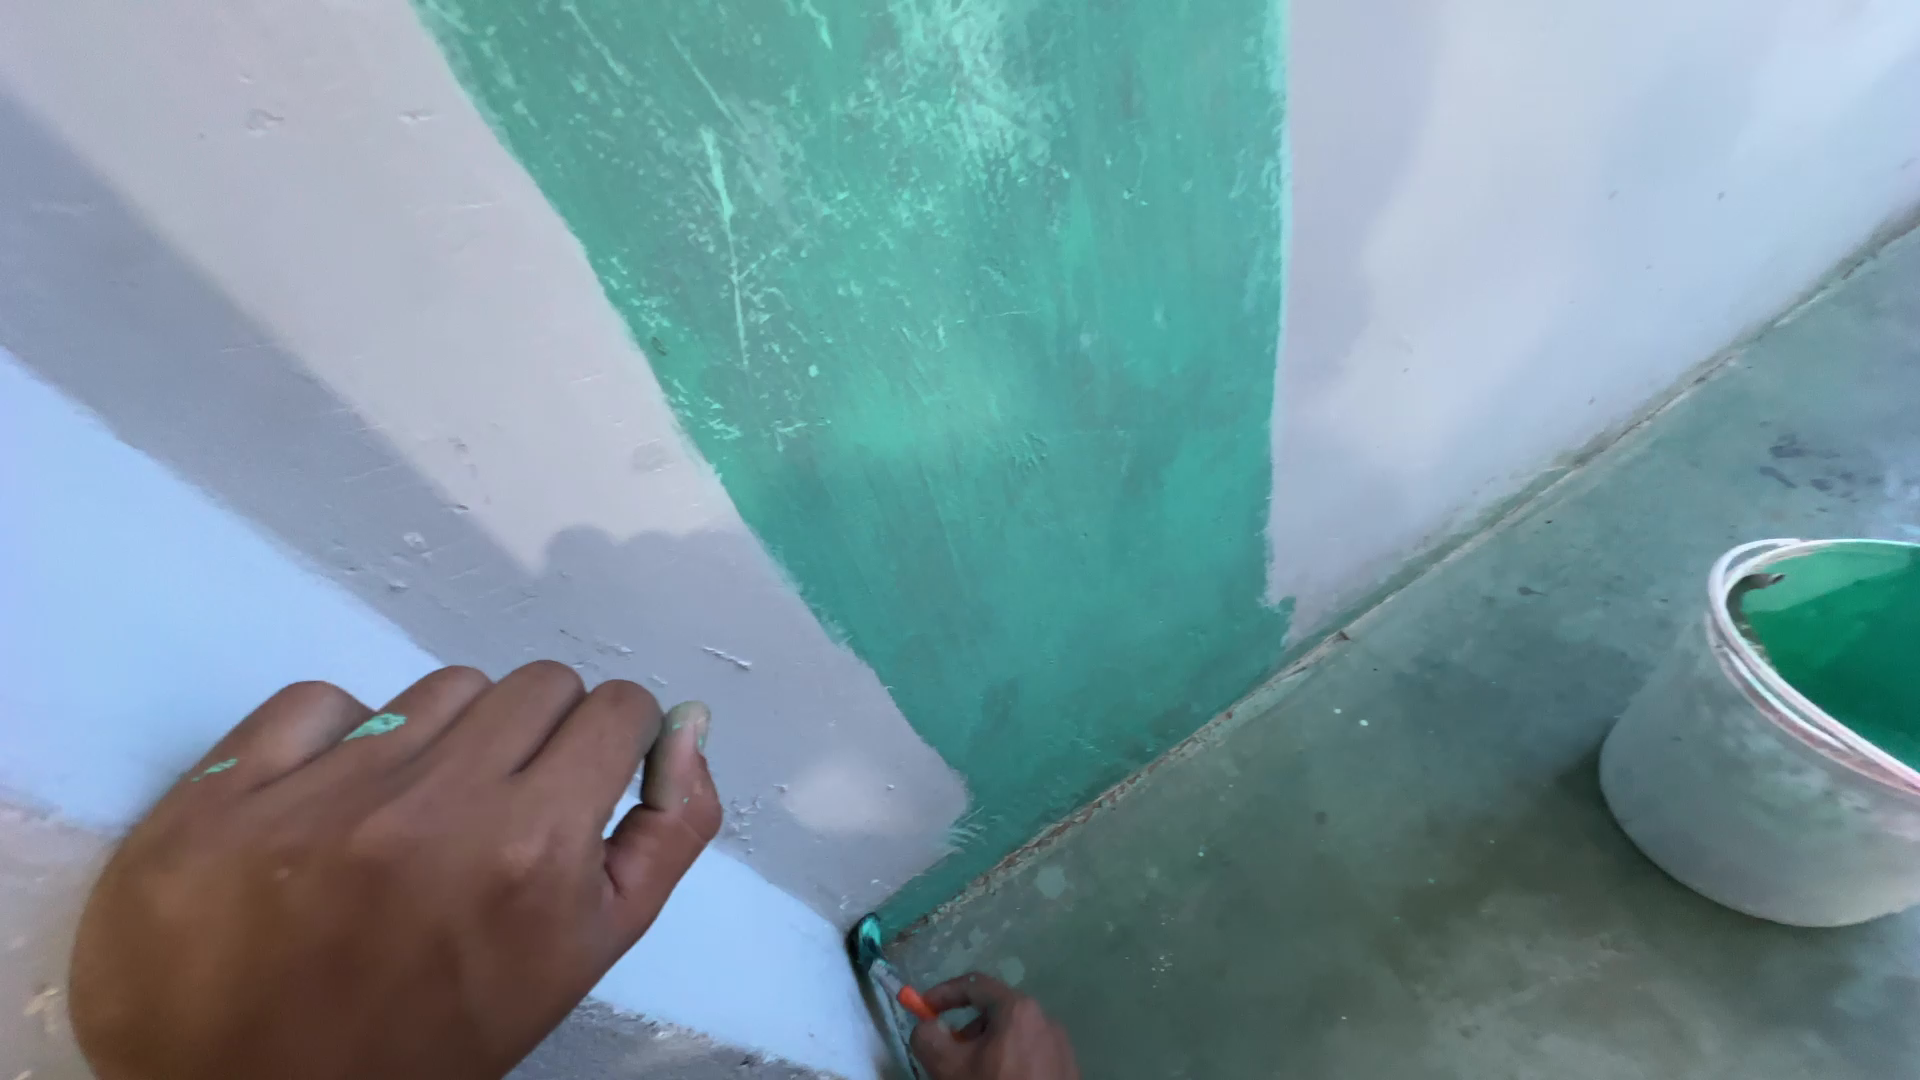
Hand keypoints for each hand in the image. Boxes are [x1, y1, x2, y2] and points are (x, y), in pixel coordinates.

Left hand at [69, 661, 720, 1079]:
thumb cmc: (457, 1022)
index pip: (619, 708)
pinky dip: (344, 737)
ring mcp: (314, 801)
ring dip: (455, 735)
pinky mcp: (212, 802)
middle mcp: (433, 808)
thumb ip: (675, 826)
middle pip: (542, 682)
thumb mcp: (600, 940)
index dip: (618, 735)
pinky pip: (320, 700)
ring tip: (423, 807)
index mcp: (533, 847)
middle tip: (512, 794)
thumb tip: (688, 724)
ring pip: (446, 687)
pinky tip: (336, 800)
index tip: (592, 768)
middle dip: (547, 730)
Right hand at [910, 973, 1080, 1079]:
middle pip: (994, 1012)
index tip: (922, 1008)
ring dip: (988, 1049)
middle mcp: (1044, 1017)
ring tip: (976, 1075)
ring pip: (1012, 1035)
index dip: (944, 993)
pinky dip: (1010, 1063)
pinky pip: (1031, 1054)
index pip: (974, 984)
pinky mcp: (1067, 1069)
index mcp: (1017, 1008)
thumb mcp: (951, 1070)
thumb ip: (929, 1039)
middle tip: (950, 1057)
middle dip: (967, 1030)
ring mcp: (1059, 1044)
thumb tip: (928, 1026)